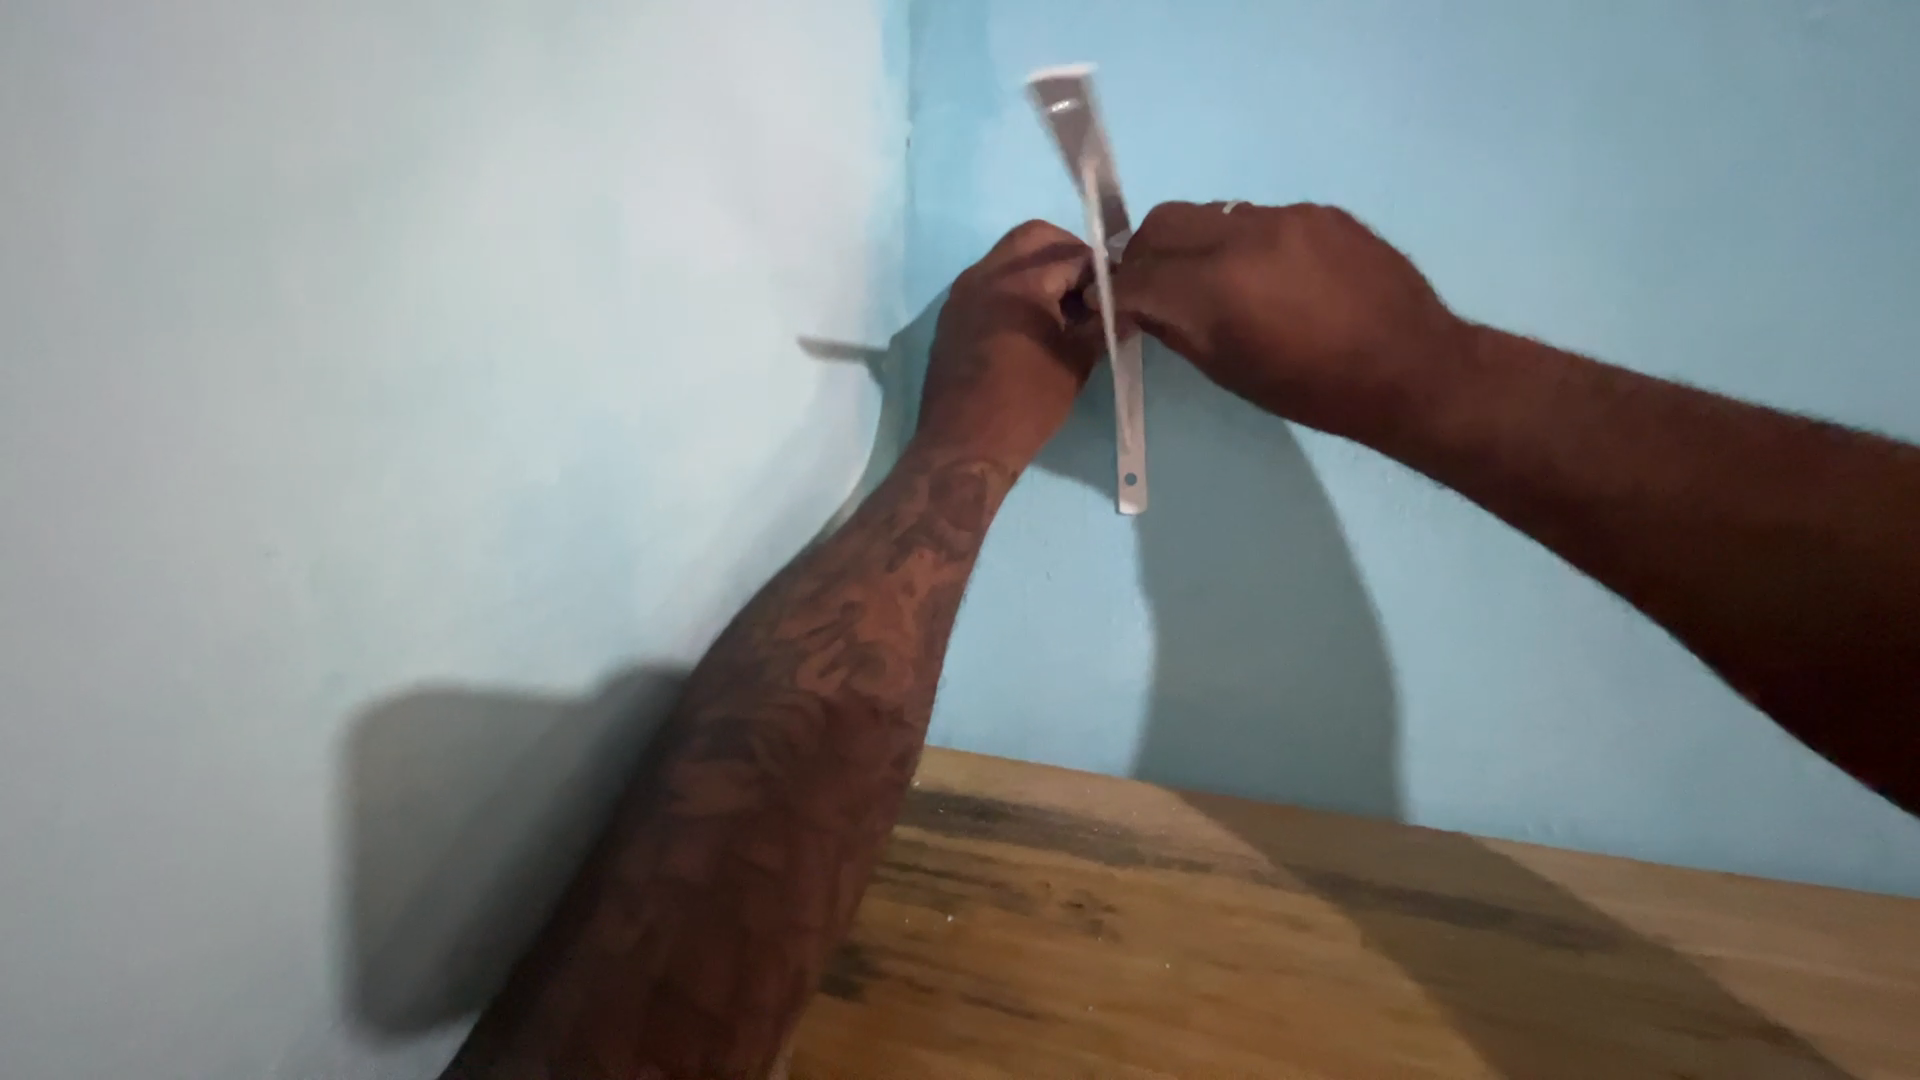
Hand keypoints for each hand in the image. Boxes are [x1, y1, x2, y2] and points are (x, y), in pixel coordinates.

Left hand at [916, 221, 1101, 467]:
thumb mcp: (1075, 363)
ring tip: (1061, 310)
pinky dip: (1012, 290)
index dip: (1100, 269)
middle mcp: (984, 275)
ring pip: (1005, 258)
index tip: (1116, 289)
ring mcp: (961, 295)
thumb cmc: (1026, 405)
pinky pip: (986, 285)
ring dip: (1036, 271)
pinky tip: (1030, 326)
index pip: (1071, 254)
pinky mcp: (951, 318)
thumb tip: (1123, 306)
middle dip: (1066, 255)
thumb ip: (1102, 326)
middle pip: (1033, 239)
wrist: (965, 445)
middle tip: (1087, 289)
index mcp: (1019, 280)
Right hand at [1110, 201, 1469, 436]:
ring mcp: (1285, 216)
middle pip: (1163, 222)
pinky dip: (1240, 244)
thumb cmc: (1308, 388)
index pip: (1136, 275)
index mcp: (1215, 286)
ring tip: (1208, 284)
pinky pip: (1257, 218)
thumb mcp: (1226, 369)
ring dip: (1191, 246)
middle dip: (1142, 254)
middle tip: (1147, 288)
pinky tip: (1263, 278)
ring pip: (1209, 215)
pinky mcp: (1319, 211)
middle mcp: (1243, 235)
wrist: (1407, 368)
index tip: (1103, 306)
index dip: (1111, 293)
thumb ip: (1175, 327)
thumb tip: (1140, 306)